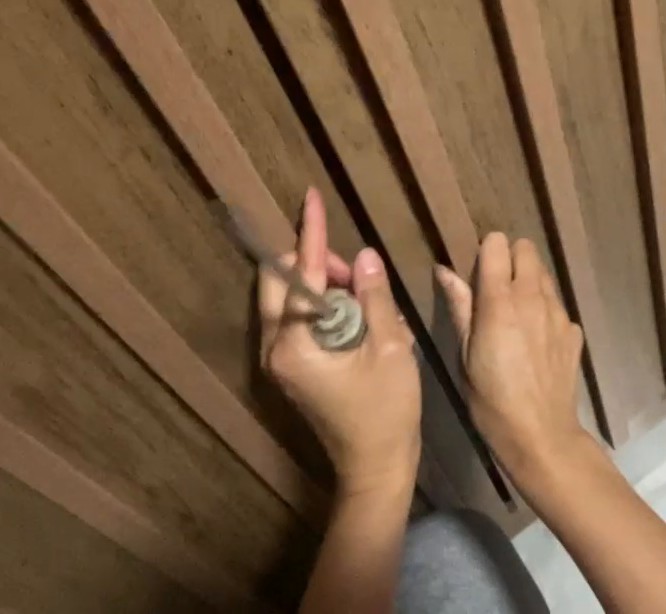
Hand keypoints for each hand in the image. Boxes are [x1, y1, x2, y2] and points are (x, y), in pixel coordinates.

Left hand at [260, 188, 420, 497]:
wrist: (376, 467)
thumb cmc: (385, 410)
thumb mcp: (390, 346)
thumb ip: (374, 296)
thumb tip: (366, 256)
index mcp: (295, 343)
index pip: (302, 273)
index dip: (311, 233)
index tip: (310, 198)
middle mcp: (276, 348)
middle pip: (282, 283)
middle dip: (316, 259)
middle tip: (351, 258)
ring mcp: (281, 360)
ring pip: (292, 299)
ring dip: (325, 284)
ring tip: (367, 293)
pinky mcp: (293, 367)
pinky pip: (301, 319)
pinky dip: (326, 305)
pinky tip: (360, 311)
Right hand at [434, 233, 591, 477]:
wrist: (540, 435)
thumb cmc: (491, 399)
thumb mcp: (464, 354)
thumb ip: (459, 306)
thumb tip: (444, 270)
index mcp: (500, 301)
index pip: (498, 245)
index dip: (487, 250)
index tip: (479, 268)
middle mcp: (533, 298)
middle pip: (527, 248)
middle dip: (511, 257)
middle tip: (497, 284)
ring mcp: (558, 313)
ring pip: (544, 274)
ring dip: (529, 280)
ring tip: (516, 311)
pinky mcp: (574, 331)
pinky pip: (557, 305)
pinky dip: (545, 310)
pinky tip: (536, 339)